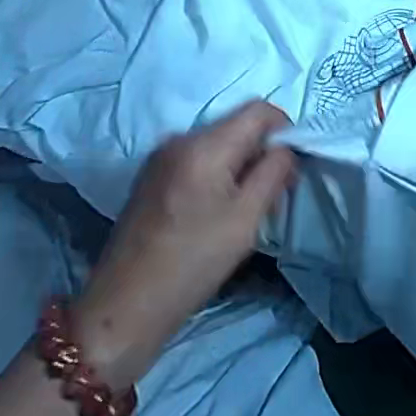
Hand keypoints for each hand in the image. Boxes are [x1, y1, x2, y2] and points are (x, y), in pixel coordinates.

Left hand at [71, 100, 297, 387]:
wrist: (123, 306)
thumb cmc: (192, 263)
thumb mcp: (246, 220)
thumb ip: (273, 173)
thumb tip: (286, 148)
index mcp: (204, 144)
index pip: (258, 109)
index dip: (284, 129)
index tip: (291, 167)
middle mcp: (180, 137)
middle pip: (237, 124)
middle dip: (262, 150)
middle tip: (273, 194)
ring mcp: (161, 154)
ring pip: (218, 141)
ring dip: (240, 163)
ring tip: (245, 207)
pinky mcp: (151, 173)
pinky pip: (197, 156)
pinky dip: (217, 172)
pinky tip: (214, 210)